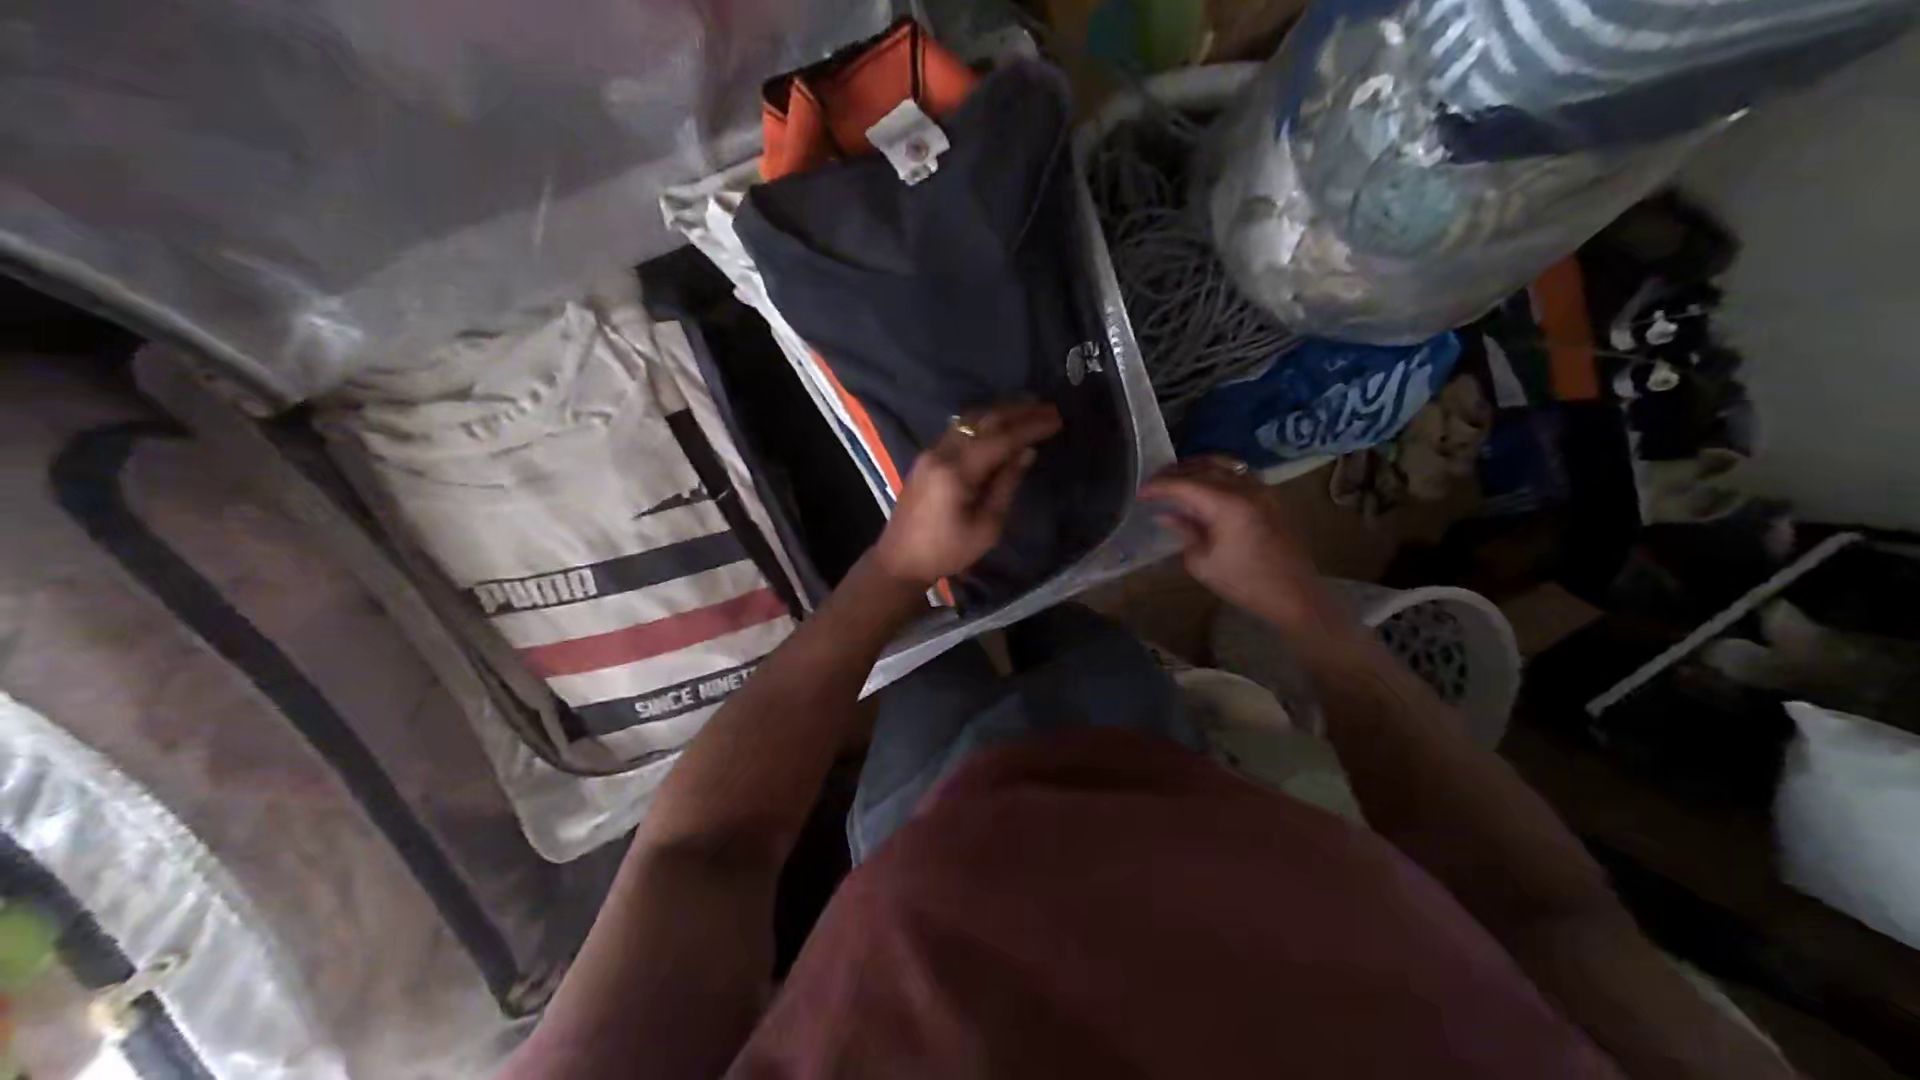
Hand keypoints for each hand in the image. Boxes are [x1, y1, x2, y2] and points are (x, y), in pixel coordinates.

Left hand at [872, 403, 1063, 587]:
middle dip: (1018, 412)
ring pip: (968, 421)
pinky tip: (1000, 425)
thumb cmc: (947, 551)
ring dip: (999, 413)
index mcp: (956, 472)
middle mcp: (940, 453)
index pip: (1000, 439)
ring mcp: (930, 453)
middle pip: (983, 420)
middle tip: (1048, 408)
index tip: (1057, 420)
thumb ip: (1006, 485)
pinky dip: (982, 423)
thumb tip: (1026, 452)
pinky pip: (958, 430)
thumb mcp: (986, 527)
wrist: (900, 561)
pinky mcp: (926, 458)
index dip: (1030, 427)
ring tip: (1028, 410)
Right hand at [1139, 457, 1327, 629]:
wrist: (1294, 594)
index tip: (1140, 492)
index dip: (1159, 486)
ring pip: (1224, 465)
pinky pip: (1238, 474)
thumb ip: (1184, 531)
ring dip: (1197, 468)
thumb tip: (1166, 515)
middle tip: (1154, 483)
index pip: (1185, 485)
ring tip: (1176, 480)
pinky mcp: (1270, 497)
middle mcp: (1246, 488)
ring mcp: (1262, 489)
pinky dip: (1216, 474)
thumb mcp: (1202, 562)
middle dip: (1175, 474)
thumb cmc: (1245, 583)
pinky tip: (1204, 487)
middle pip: (1204, 467)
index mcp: (1228, 505)